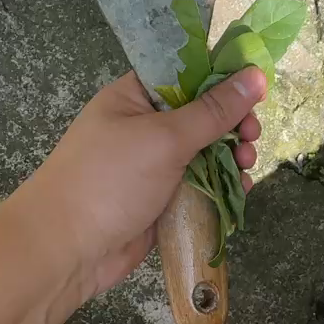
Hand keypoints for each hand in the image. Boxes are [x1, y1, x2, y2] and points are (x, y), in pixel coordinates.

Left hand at [8, 67, 264, 299]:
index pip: (188, 73)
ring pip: (209, 151)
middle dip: (234, 124)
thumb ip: (215, 111)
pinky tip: (240, 189)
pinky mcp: (165, 197)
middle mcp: (147, 126)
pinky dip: (224, 184)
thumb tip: (256, 75)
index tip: (255, 91)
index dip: (223, 79)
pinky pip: (204, 183)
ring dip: (233, 155)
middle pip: (205, 114)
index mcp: (137, 97)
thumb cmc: (109, 180)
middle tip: (251, 137)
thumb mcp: (165, 138)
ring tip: (246, 166)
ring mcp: (156, 164)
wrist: (66, 249)